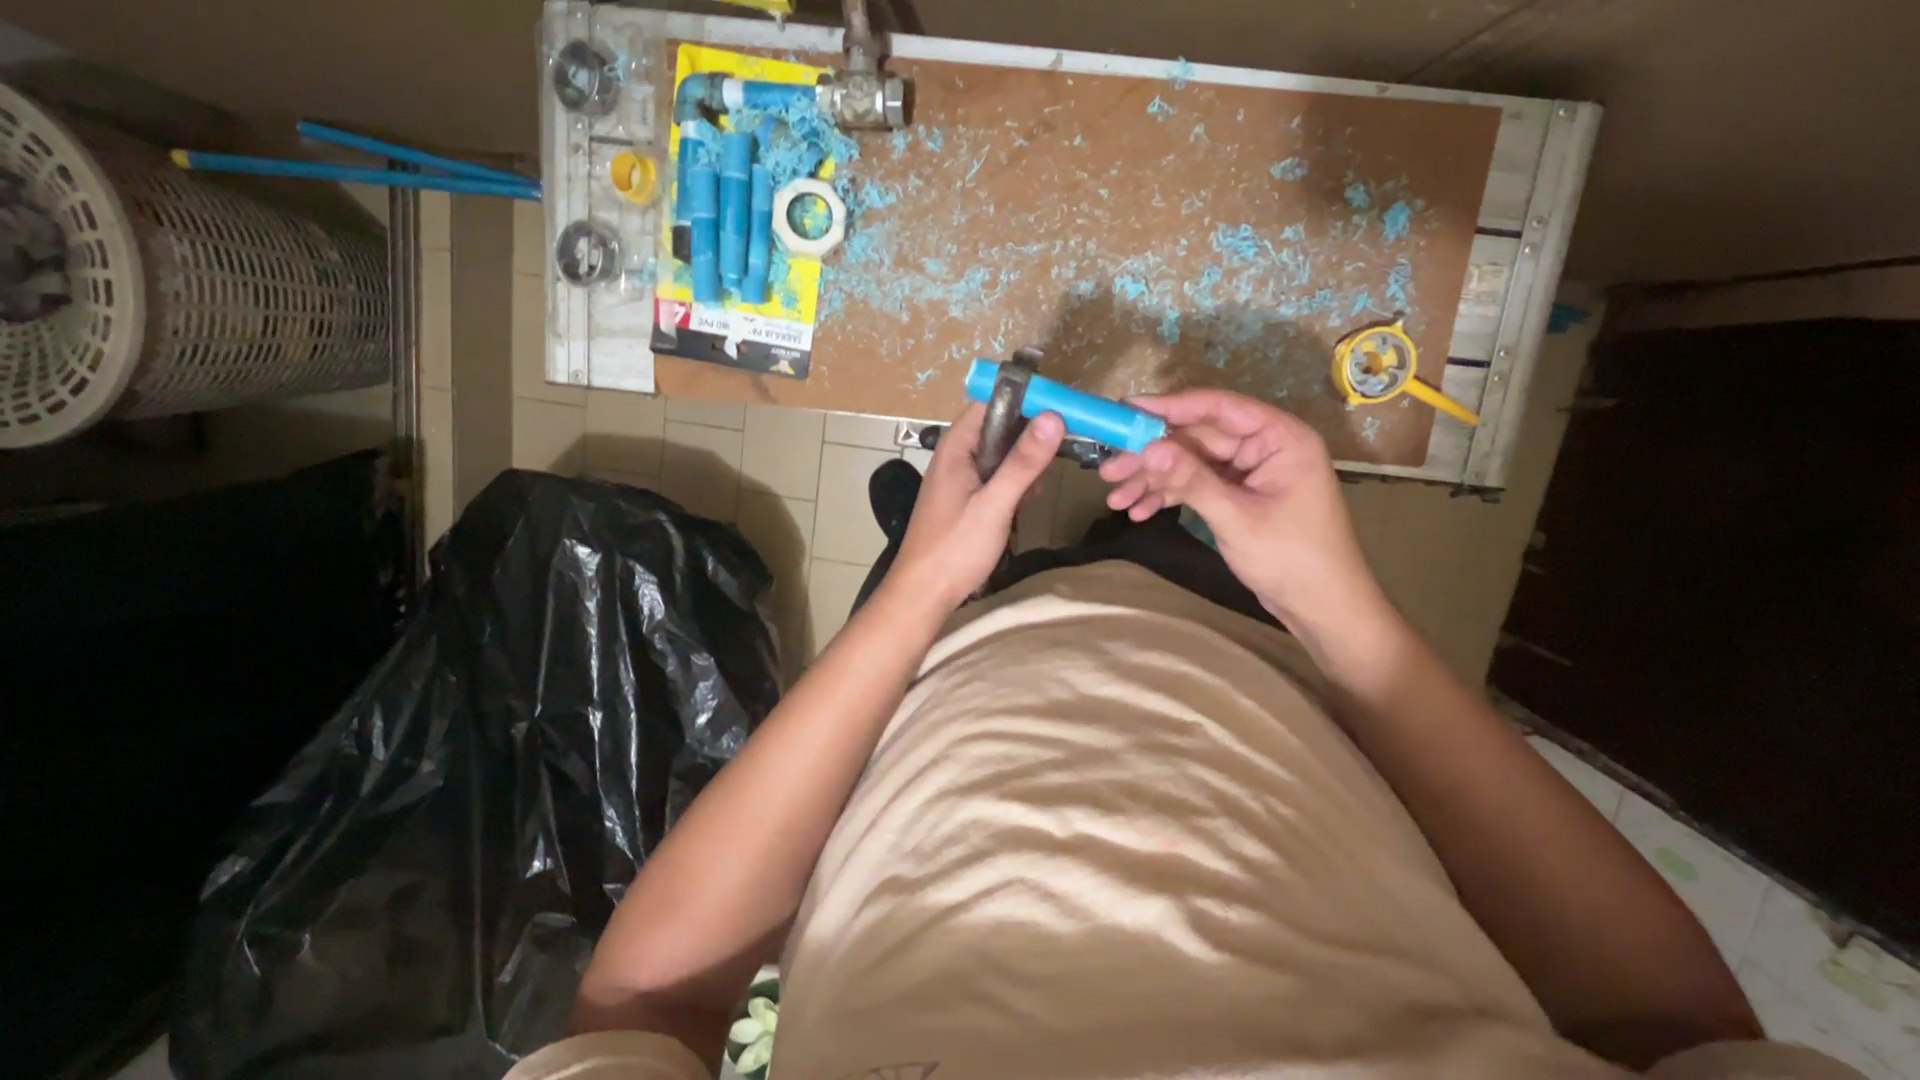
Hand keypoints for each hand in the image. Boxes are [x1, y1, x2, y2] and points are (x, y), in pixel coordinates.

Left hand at [884, 403, 1063, 612]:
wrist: (923, 594)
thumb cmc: (955, 548)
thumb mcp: (995, 504)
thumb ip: (1023, 462)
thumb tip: (1054, 416)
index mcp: (955, 447)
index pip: (990, 403)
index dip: (1023, 400)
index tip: (1059, 409)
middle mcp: (955, 456)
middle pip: (997, 427)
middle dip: (1028, 435)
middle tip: (1057, 451)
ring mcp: (959, 478)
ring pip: (999, 454)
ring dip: (1023, 463)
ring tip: (1037, 485)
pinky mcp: (965, 500)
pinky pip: (994, 477)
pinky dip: (1013, 483)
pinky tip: (1025, 501)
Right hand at [1098, 389, 1386, 632]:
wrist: (1323, 607)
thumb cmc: (1291, 559)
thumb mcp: (1237, 518)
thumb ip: (1192, 479)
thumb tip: (1147, 448)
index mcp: (1280, 437)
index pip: (1217, 408)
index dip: (1169, 407)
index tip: (1125, 411)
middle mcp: (1266, 446)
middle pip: (1197, 437)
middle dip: (1152, 456)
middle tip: (1108, 470)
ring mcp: (1252, 471)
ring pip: (1192, 463)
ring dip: (1154, 481)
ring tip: (1114, 499)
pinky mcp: (1242, 494)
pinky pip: (1199, 485)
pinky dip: (1171, 497)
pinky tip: (1139, 511)